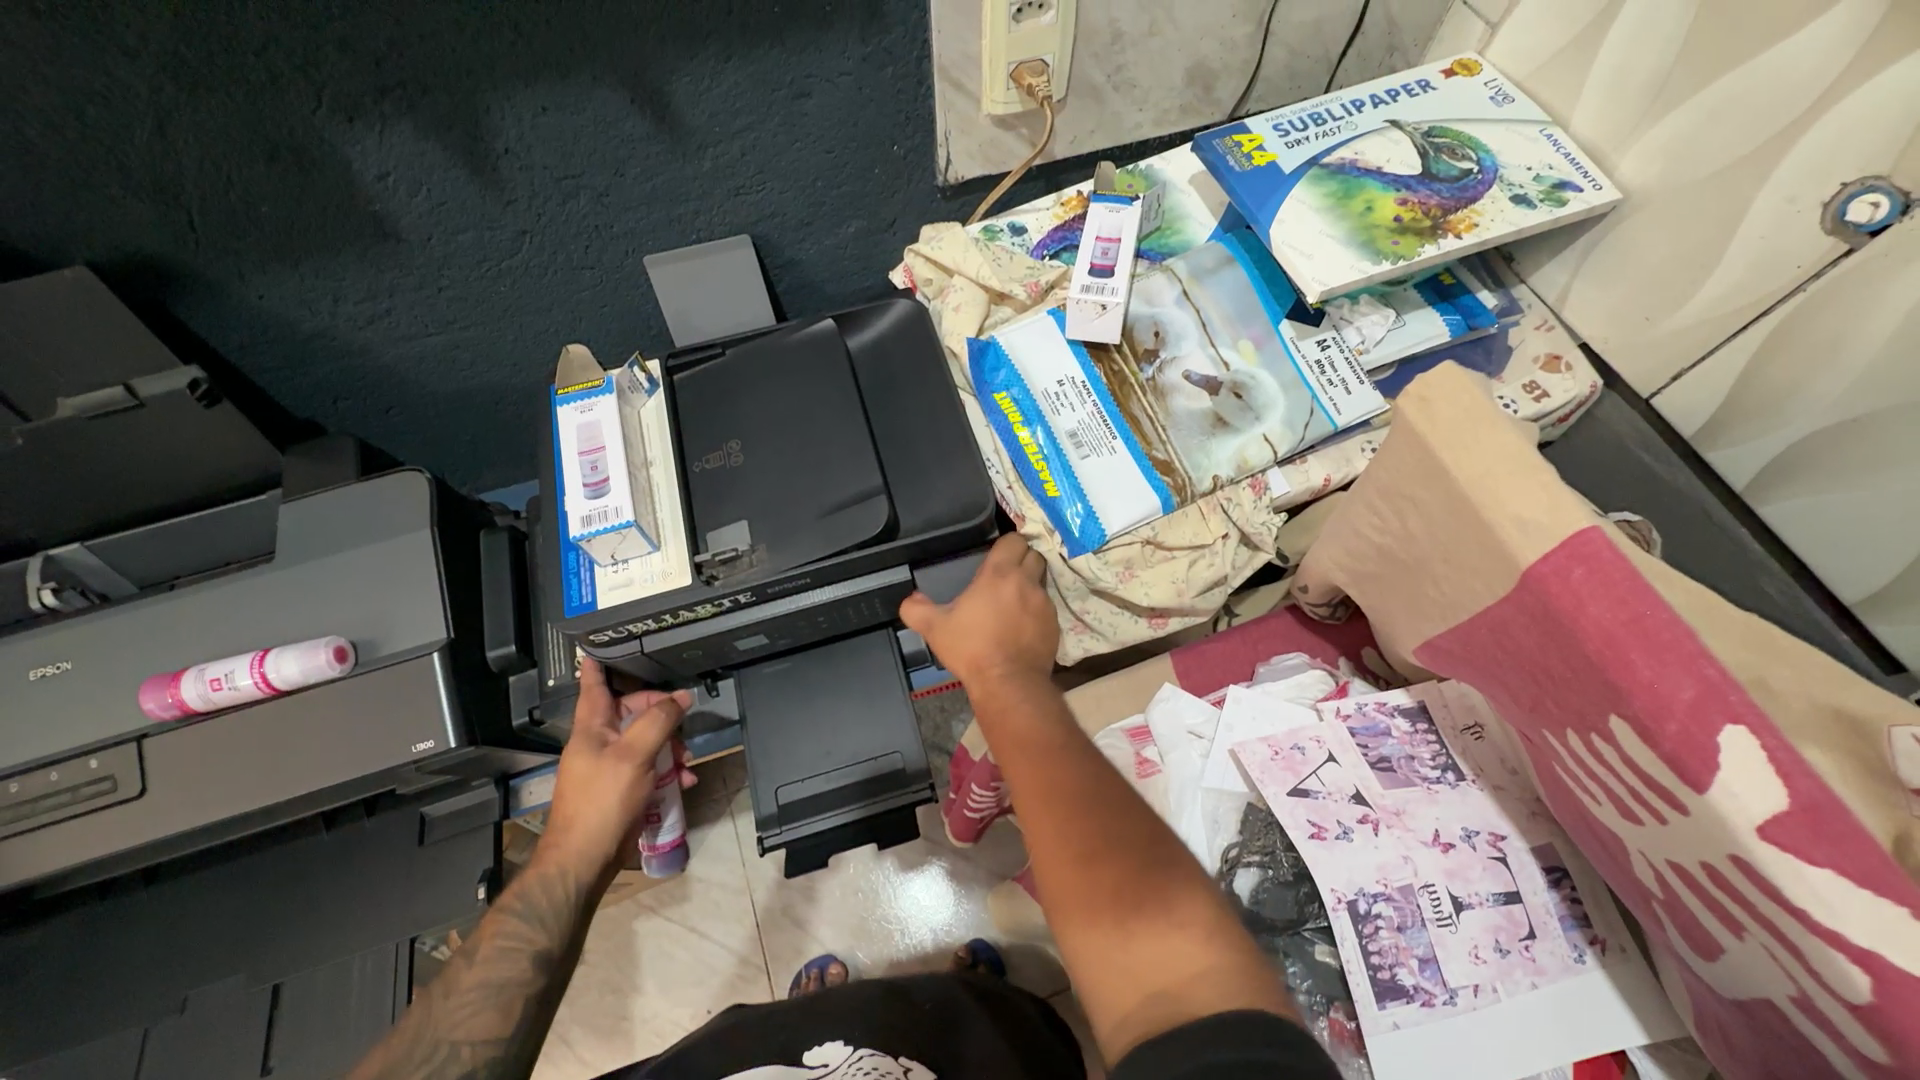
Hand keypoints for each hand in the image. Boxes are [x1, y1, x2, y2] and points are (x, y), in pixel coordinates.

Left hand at [541, 655, 695, 875]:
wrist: (583, 859)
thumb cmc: (603, 800)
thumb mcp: (635, 755)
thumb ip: (658, 721)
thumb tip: (680, 697)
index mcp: (592, 727)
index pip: (594, 684)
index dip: (599, 663)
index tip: (604, 643)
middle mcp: (598, 741)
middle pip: (631, 711)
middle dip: (661, 714)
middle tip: (684, 722)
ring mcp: (608, 766)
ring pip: (644, 741)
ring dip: (670, 748)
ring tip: (687, 763)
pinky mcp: (619, 788)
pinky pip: (648, 768)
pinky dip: (666, 771)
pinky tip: (684, 782)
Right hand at [900, 533, 1057, 690]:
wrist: (1008, 683)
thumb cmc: (971, 649)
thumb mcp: (935, 629)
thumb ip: (917, 610)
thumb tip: (911, 600)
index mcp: (999, 574)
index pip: (1013, 540)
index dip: (1006, 544)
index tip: (996, 556)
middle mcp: (1026, 582)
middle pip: (1034, 555)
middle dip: (1022, 560)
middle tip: (1005, 576)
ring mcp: (1044, 604)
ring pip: (1041, 582)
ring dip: (1029, 586)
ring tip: (1013, 603)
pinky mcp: (1055, 625)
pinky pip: (1047, 608)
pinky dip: (1036, 612)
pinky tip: (1022, 628)